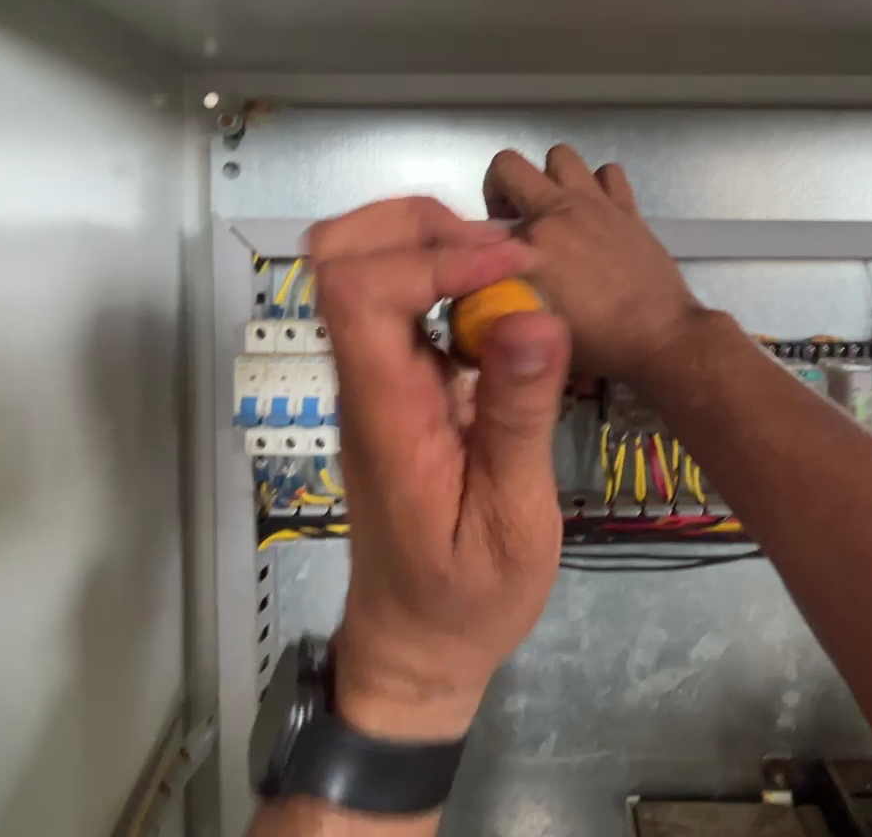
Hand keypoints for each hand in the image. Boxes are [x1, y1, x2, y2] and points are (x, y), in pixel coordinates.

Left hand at [307, 197, 571, 741]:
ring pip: (362, 271)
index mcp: (383, 412)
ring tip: (507, 269)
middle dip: (415, 225)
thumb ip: (517, 417)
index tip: (515, 269)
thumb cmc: (465, 597)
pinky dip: (444, 279)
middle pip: (337, 258)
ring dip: (430, 244)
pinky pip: (398, 305)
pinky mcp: (394, 390)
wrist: (416, 646)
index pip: (360, 290)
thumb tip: (534, 314)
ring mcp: (373, 383)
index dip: (434, 256)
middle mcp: (364, 382)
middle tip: (496, 251)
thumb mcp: (512, 517)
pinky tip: (499, 306)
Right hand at [483, 145, 702, 382]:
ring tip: (555, 211)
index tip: (486, 262)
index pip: (480, 228)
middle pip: (507, 166)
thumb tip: (485, 287)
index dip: (476, 243)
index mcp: (529, 246)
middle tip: (513, 222)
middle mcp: (557, 213)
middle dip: (501, 188)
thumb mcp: (535, 327)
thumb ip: (503, 300)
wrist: (659, 337)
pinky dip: (598, 185)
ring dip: (550, 178)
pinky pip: (608, 171)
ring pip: (560, 156)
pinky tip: (597, 213)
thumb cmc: (597, 344)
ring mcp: (596, 205)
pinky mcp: (627, 208)